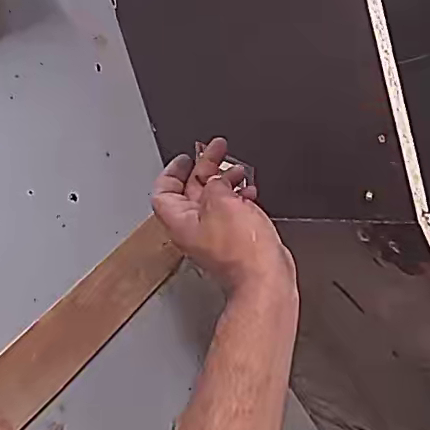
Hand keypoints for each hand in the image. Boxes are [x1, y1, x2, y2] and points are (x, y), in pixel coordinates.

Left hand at [152, 137, 293, 297]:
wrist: (265, 278)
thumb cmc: (242, 252)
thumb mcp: (221, 201)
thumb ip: (213, 182)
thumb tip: (216, 177)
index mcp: (181, 221)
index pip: (163, 191)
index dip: (172, 171)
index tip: (185, 157)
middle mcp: (194, 229)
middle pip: (191, 191)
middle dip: (205, 168)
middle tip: (217, 151)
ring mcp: (215, 236)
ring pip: (213, 199)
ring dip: (224, 181)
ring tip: (237, 169)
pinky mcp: (234, 240)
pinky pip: (231, 212)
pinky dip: (239, 197)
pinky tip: (249, 192)